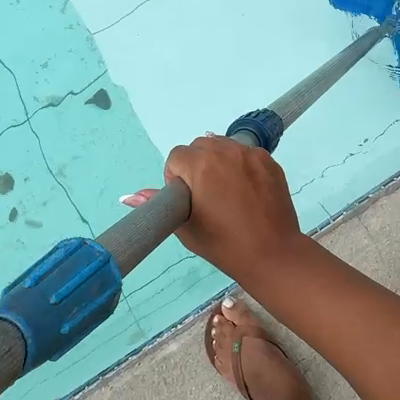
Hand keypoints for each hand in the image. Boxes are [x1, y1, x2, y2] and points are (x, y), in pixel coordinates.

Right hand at [123, 135, 305, 281]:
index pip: (176, 156)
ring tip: (226, 192)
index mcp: (201, 165)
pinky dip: (241, 165)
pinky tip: (246, 190)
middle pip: (200, 146)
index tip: (187, 200)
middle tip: (205, 196)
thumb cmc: (224, 245)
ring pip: (224, 145)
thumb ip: (157, 205)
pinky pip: (246, 153)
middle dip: (196, 166)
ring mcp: (251, 153)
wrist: (272, 254)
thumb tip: (127, 197)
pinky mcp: (269, 160)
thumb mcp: (186, 228)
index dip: (177, 178)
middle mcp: (226, 150)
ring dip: (218, 161)